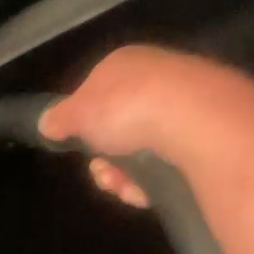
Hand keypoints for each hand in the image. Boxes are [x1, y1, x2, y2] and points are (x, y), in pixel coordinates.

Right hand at [37, 46, 253, 206]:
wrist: (197, 120)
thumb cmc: (127, 109)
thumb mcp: (77, 114)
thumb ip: (58, 119)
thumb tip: (47, 122)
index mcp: (124, 63)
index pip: (95, 92)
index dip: (82, 124)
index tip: (76, 146)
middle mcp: (156, 77)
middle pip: (118, 127)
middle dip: (104, 158)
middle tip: (102, 173)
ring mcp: (185, 105)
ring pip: (141, 150)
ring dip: (124, 175)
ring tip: (123, 186)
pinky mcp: (206, 134)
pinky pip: (168, 162)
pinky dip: (153, 180)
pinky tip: (147, 190)